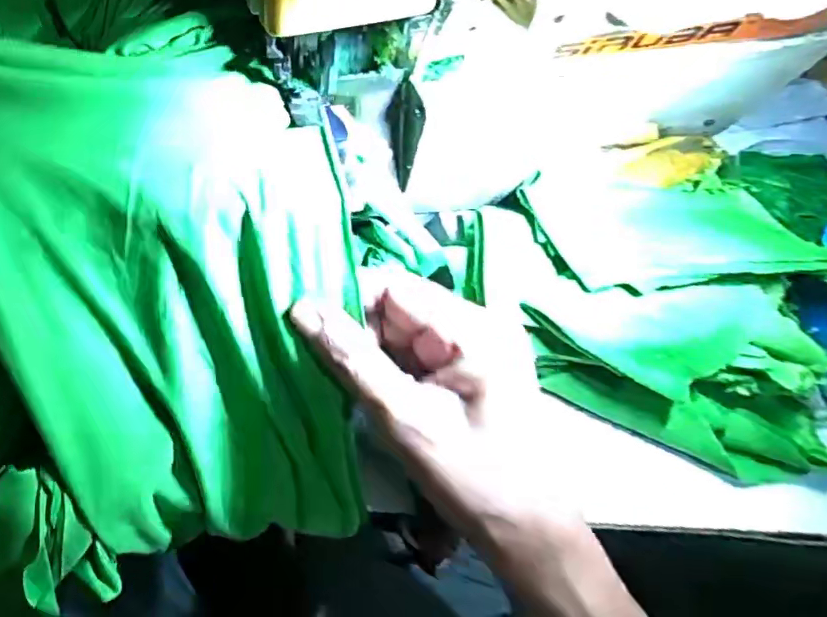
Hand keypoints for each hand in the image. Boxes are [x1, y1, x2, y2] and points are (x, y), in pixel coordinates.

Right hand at [291, 267, 640, 616]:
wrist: (526, 539)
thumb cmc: (473, 479)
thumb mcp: (403, 416)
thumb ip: (351, 357)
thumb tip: (299, 307)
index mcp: (473, 328)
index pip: (390, 286)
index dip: (344, 299)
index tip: (309, 325)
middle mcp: (472, 324)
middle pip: (388, 302)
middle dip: (351, 326)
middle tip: (324, 359)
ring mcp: (466, 343)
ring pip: (389, 323)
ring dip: (359, 345)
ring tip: (340, 373)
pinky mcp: (456, 363)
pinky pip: (400, 344)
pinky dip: (374, 359)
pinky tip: (362, 382)